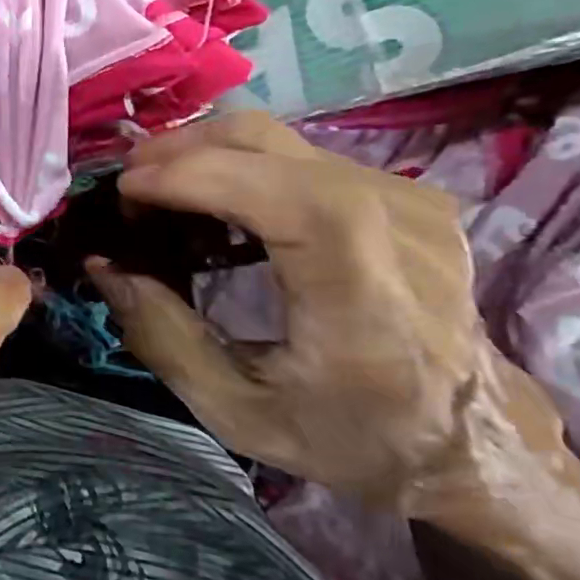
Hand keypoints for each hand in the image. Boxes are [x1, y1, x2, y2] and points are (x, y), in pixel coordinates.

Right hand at [86, 112, 542, 509]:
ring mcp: (407, 202)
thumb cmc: (353, 435)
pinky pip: (291, 150)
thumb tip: (103, 264)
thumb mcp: (237, 412)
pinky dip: (231, 160)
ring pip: (272, 135)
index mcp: (367, 298)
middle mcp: (399, 231)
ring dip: (197, 151)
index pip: (287, 198)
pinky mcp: (401, 192)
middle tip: (129, 189)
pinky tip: (211, 198)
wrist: (476, 443)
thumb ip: (162, 336)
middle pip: (265, 142)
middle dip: (175, 150)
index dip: (193, 176)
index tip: (126, 191)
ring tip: (160, 193)